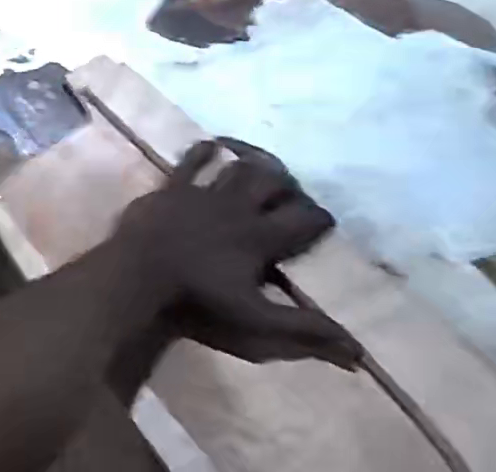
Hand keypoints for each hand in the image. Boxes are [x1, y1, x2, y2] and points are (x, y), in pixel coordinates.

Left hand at [116, 138, 362, 369]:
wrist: (136, 274)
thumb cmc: (197, 300)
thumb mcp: (257, 323)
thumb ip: (306, 330)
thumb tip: (360, 352)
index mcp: (260, 238)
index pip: (305, 219)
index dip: (319, 217)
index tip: (322, 221)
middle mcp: (233, 208)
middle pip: (271, 182)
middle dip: (286, 184)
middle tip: (290, 191)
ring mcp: (199, 194)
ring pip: (234, 169)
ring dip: (251, 164)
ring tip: (263, 165)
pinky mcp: (169, 188)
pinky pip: (188, 163)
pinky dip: (202, 151)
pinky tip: (211, 144)